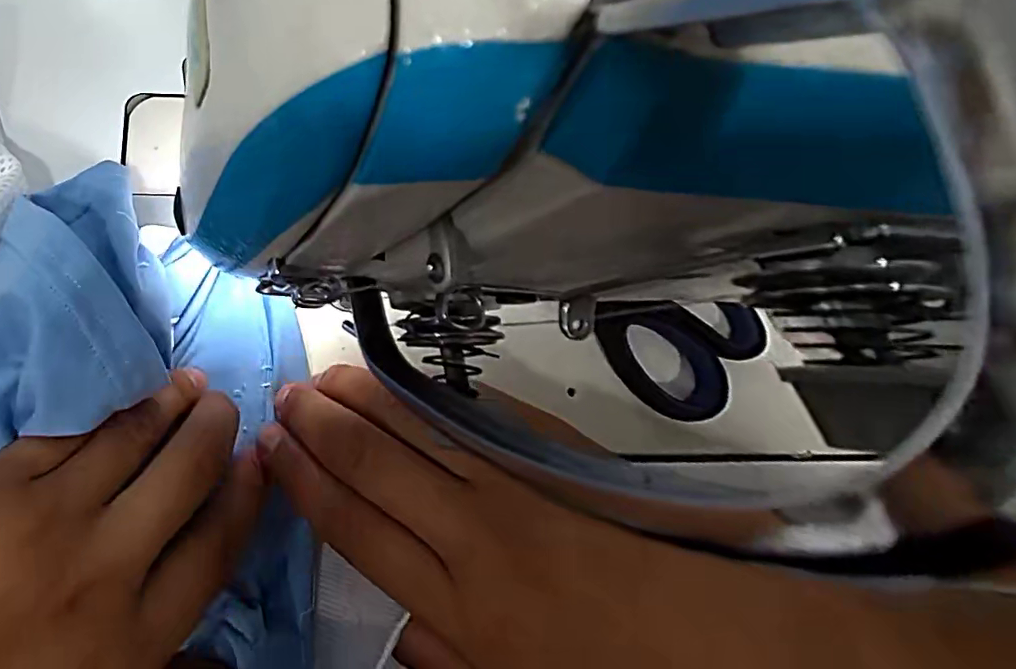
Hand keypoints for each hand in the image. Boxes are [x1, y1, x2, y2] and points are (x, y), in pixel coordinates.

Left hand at [0, 368, 263, 668]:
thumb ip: (158, 665)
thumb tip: (219, 649)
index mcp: (129, 638)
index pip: (214, 546)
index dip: (244, 494)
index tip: (257, 460)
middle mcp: (103, 567)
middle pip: (183, 475)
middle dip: (212, 430)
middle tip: (223, 404)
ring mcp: (48, 515)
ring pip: (130, 439)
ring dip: (167, 404)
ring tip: (189, 382)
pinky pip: (69, 432)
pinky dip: (106, 409)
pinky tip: (123, 392)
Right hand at [256, 365, 892, 668]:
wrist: (742, 633)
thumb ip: (450, 657)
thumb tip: (392, 626)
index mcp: (464, 607)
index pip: (356, 527)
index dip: (307, 484)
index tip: (272, 450)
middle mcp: (471, 532)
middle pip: (372, 465)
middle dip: (320, 426)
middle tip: (283, 395)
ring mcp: (508, 480)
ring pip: (411, 428)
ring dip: (359, 398)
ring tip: (319, 375)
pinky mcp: (542, 448)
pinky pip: (463, 414)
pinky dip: (419, 393)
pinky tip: (392, 378)